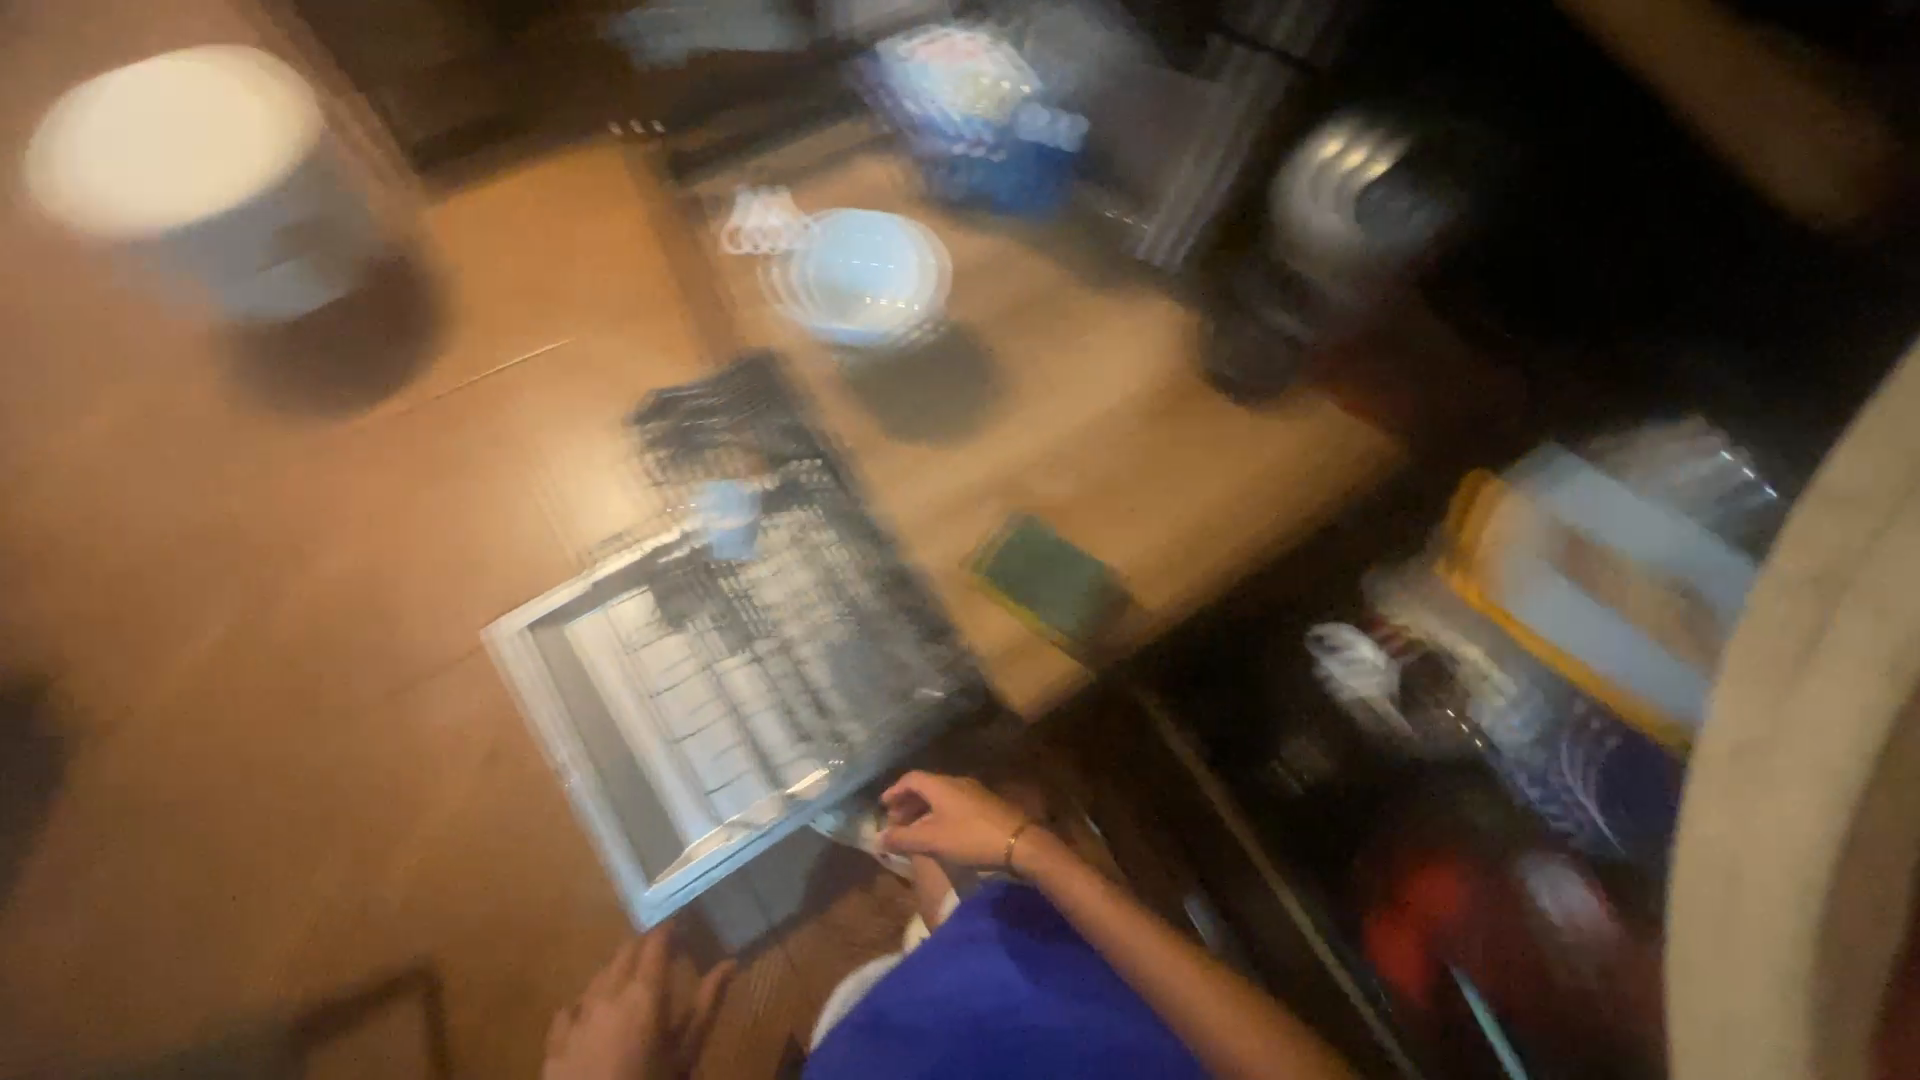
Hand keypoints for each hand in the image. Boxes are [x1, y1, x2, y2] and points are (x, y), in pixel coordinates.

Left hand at [543, 923, 734, 1079]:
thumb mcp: (687, 1052)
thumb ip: (707, 1003)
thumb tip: (730, 963)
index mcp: (644, 993)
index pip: (656, 941)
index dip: (670, 928)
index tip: (683, 926)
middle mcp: (608, 995)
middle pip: (625, 952)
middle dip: (645, 944)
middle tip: (664, 952)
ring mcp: (576, 1019)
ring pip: (598, 977)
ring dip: (617, 971)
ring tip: (633, 982)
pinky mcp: (555, 1045)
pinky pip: (569, 1010)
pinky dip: (585, 1004)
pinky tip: (592, 1015)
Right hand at [879, 771, 1030, 868]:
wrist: (1019, 842)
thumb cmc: (970, 837)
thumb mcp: (932, 840)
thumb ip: (903, 838)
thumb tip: (878, 838)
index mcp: (941, 785)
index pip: (911, 778)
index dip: (894, 790)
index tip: (883, 805)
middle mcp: (956, 782)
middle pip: (926, 786)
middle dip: (908, 802)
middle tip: (896, 821)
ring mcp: (973, 792)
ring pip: (941, 796)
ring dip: (924, 809)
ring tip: (915, 829)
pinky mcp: (985, 805)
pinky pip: (954, 803)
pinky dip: (939, 814)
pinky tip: (940, 832)